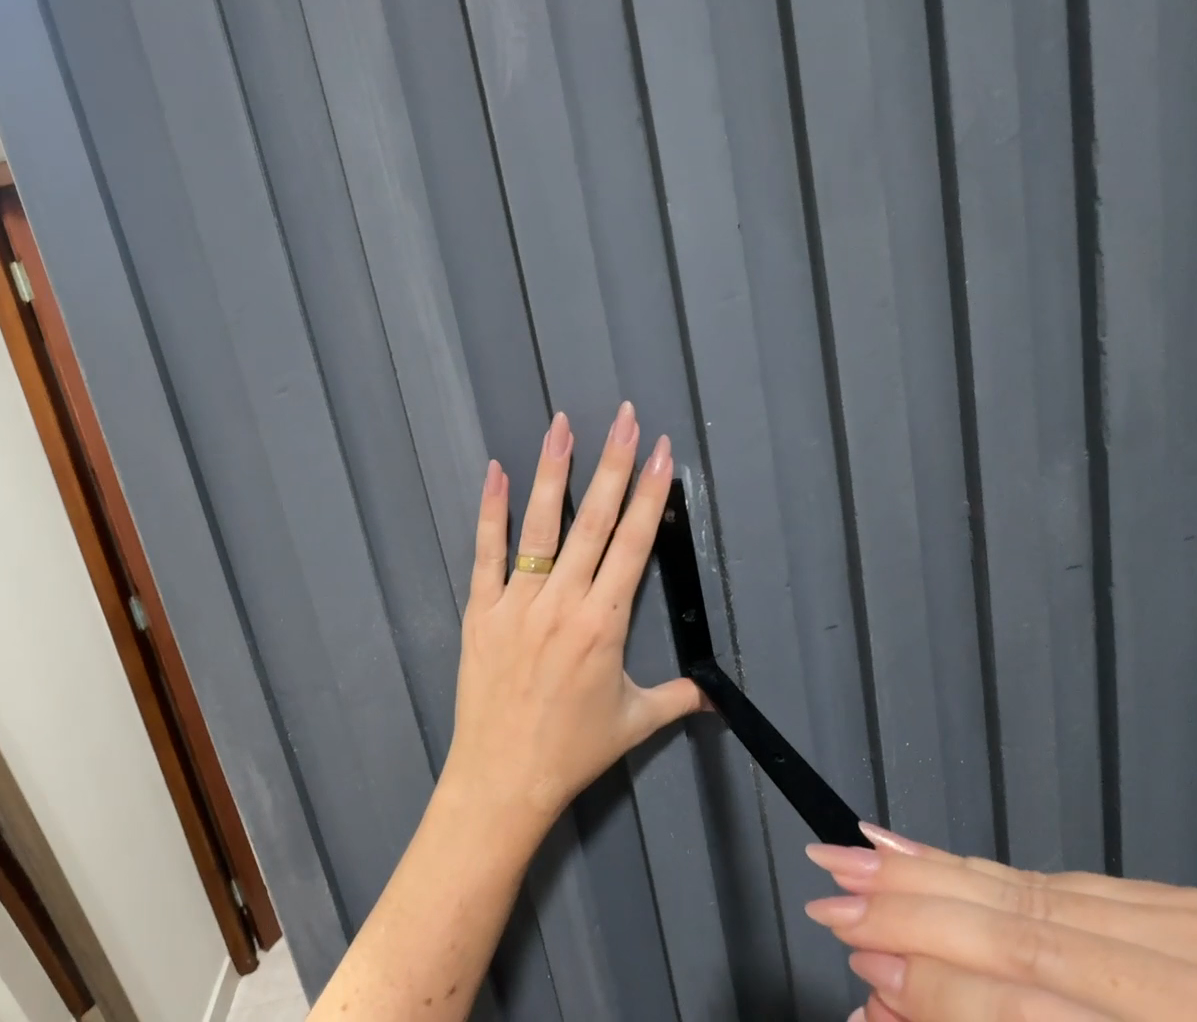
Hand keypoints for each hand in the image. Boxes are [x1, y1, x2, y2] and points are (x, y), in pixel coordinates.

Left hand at [440, 404, 700, 836]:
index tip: (661, 454)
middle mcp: (564, 602)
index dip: (651, 495)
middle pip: (596, 522)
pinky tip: (498, 472)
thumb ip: (677, 700)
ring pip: (542, 526)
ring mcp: (518, 602)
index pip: (635, 545)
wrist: (503, 778)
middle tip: (626, 418)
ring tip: (562, 426)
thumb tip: (714, 697)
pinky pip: (487, 553)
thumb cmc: (572, 751)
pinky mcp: (482, 610)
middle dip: (615, 465)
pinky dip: (492, 511)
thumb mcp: (633, 723)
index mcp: (605, 624)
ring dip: (555, 471)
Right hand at [807, 827, 1196, 1020]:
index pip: (1028, 1005)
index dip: (936, 986)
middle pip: (1027, 935)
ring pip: (1035, 892)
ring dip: (929, 873)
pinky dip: (981, 869)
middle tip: (831, 894)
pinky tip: (919, 851)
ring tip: (855, 860)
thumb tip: (881, 995)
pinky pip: (1063, 882)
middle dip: (911, 913)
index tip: (860, 966)